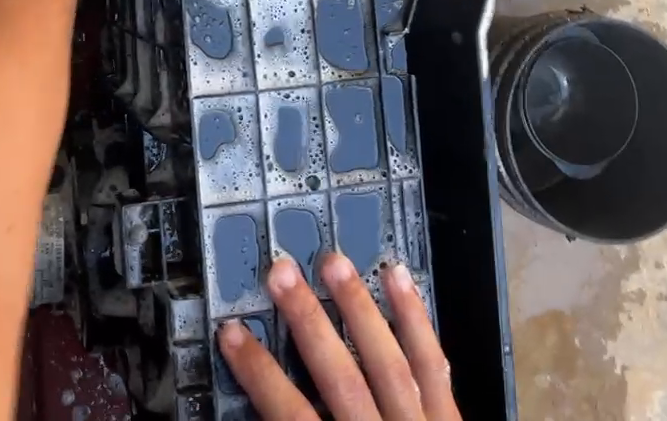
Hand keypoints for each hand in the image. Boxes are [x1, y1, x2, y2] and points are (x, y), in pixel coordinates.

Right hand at [217, 254, 459, 420]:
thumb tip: (256, 417)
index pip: (293, 418)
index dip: (260, 374)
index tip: (231, 332)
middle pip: (342, 379)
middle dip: (309, 322)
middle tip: (280, 271)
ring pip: (389, 363)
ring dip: (359, 308)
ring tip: (333, 261)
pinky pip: (434, 365)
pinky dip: (416, 318)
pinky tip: (397, 275)